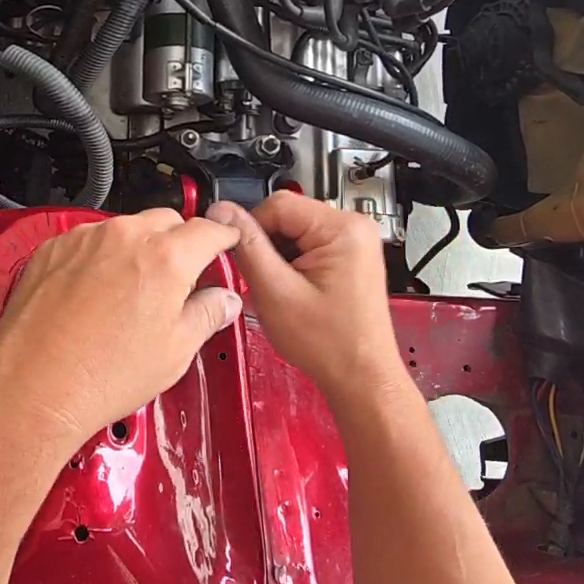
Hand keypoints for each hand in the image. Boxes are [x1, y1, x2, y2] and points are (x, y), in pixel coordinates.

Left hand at [0, 209, 242, 454]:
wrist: (34, 385)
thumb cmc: (100, 375)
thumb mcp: (175, 352)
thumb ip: (206, 315)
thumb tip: (223, 301)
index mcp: (165, 257)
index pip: (208, 229)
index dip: (222, 238)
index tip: (224, 245)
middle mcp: (124, 237)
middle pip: (166, 221)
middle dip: (179, 242)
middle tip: (177, 277)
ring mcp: (85, 239)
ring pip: (125, 228)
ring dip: (136, 248)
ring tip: (130, 292)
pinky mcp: (53, 248)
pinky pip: (88, 240)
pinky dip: (99, 256)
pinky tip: (95, 293)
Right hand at [208, 191, 408, 406]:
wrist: (361, 378)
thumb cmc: (331, 345)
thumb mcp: (275, 292)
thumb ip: (247, 246)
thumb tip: (222, 211)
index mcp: (343, 228)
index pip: (276, 204)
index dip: (251, 231)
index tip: (244, 259)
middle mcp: (354, 227)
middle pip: (285, 216)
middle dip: (267, 247)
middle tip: (268, 282)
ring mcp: (353, 241)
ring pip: (292, 231)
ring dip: (278, 257)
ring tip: (284, 290)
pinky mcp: (348, 255)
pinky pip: (305, 244)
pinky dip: (291, 264)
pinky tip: (295, 290)